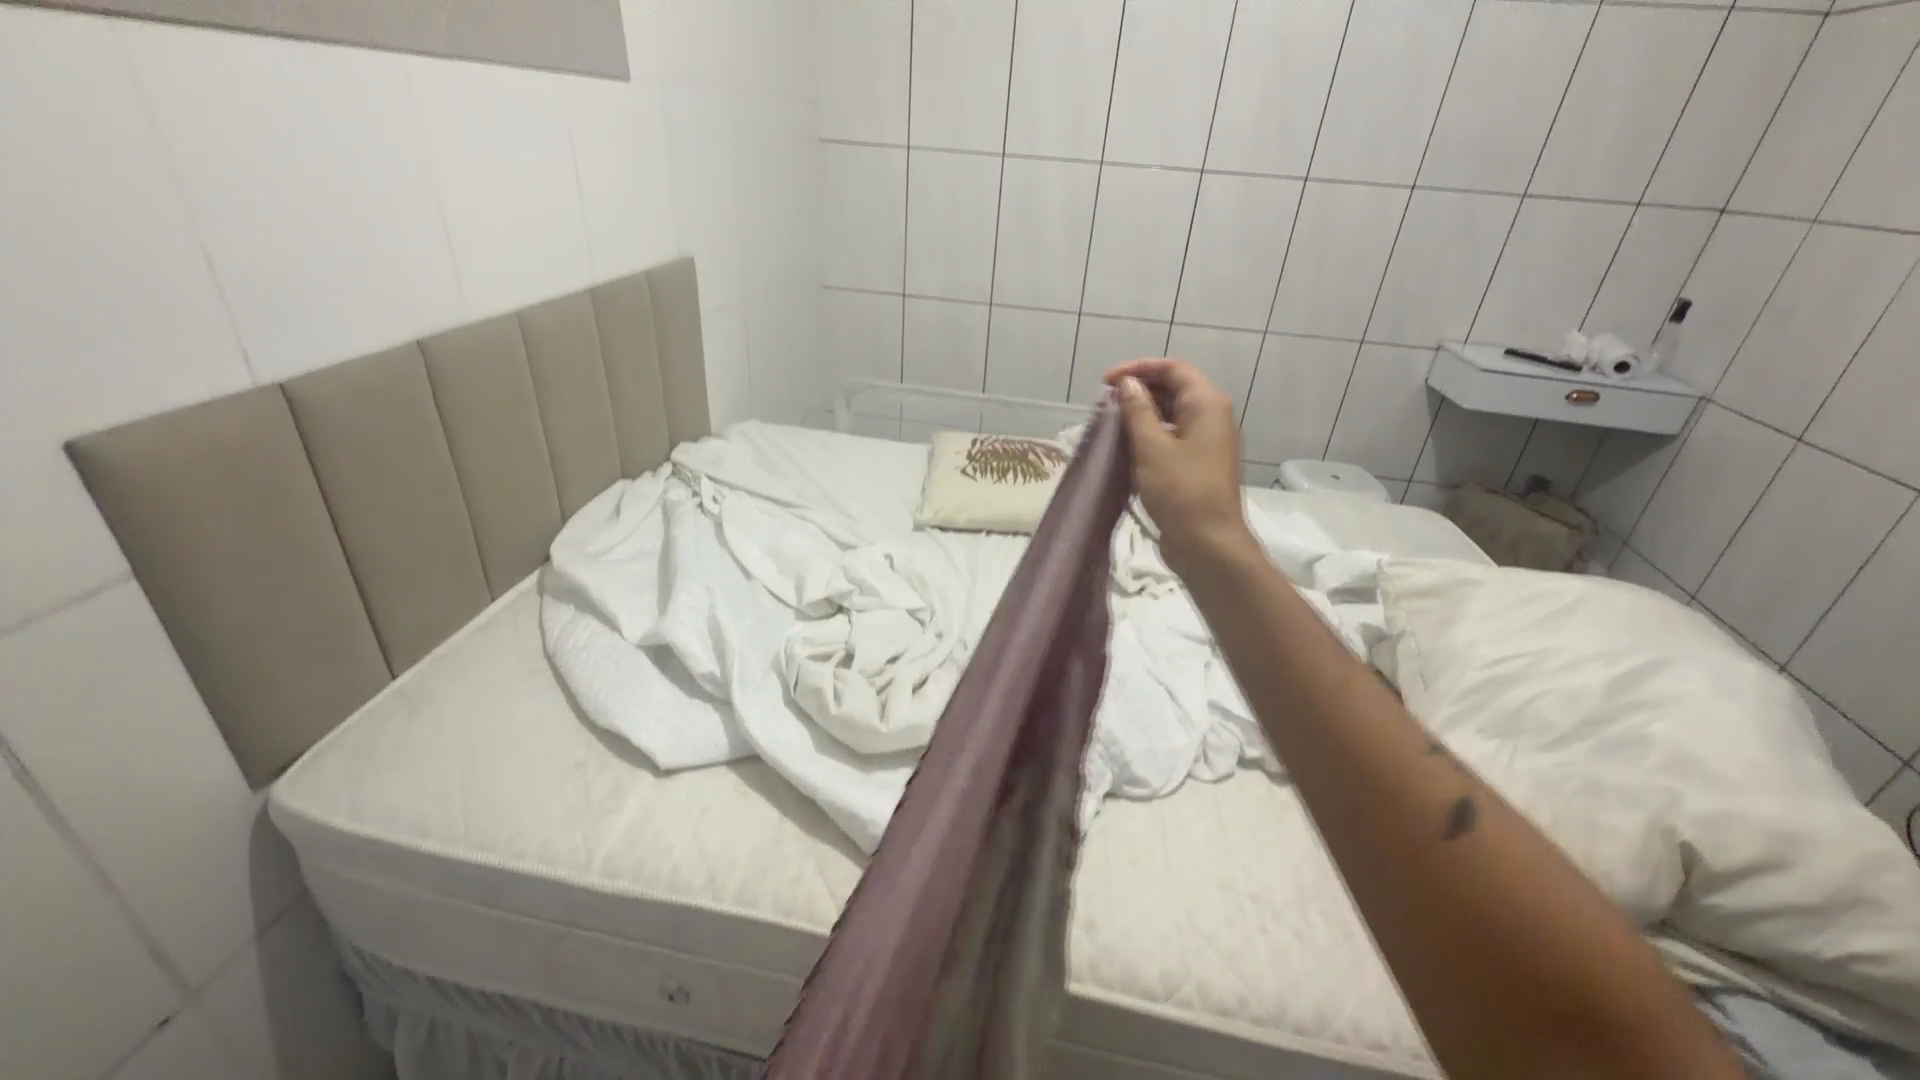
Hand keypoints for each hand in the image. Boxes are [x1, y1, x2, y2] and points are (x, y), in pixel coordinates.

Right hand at [1105, 358, 1254, 574]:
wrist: (1208, 544)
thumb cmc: (1181, 491)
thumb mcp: (1151, 448)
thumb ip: (1138, 411)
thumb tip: (1128, 384)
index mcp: (1207, 404)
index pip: (1173, 369)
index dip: (1139, 368)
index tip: (1106, 382)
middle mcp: (1212, 417)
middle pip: (1174, 389)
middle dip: (1140, 390)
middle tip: (1106, 403)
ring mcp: (1207, 443)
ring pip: (1172, 415)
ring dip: (1142, 414)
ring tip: (1111, 424)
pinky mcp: (1198, 465)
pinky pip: (1173, 438)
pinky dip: (1150, 436)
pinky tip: (1125, 448)